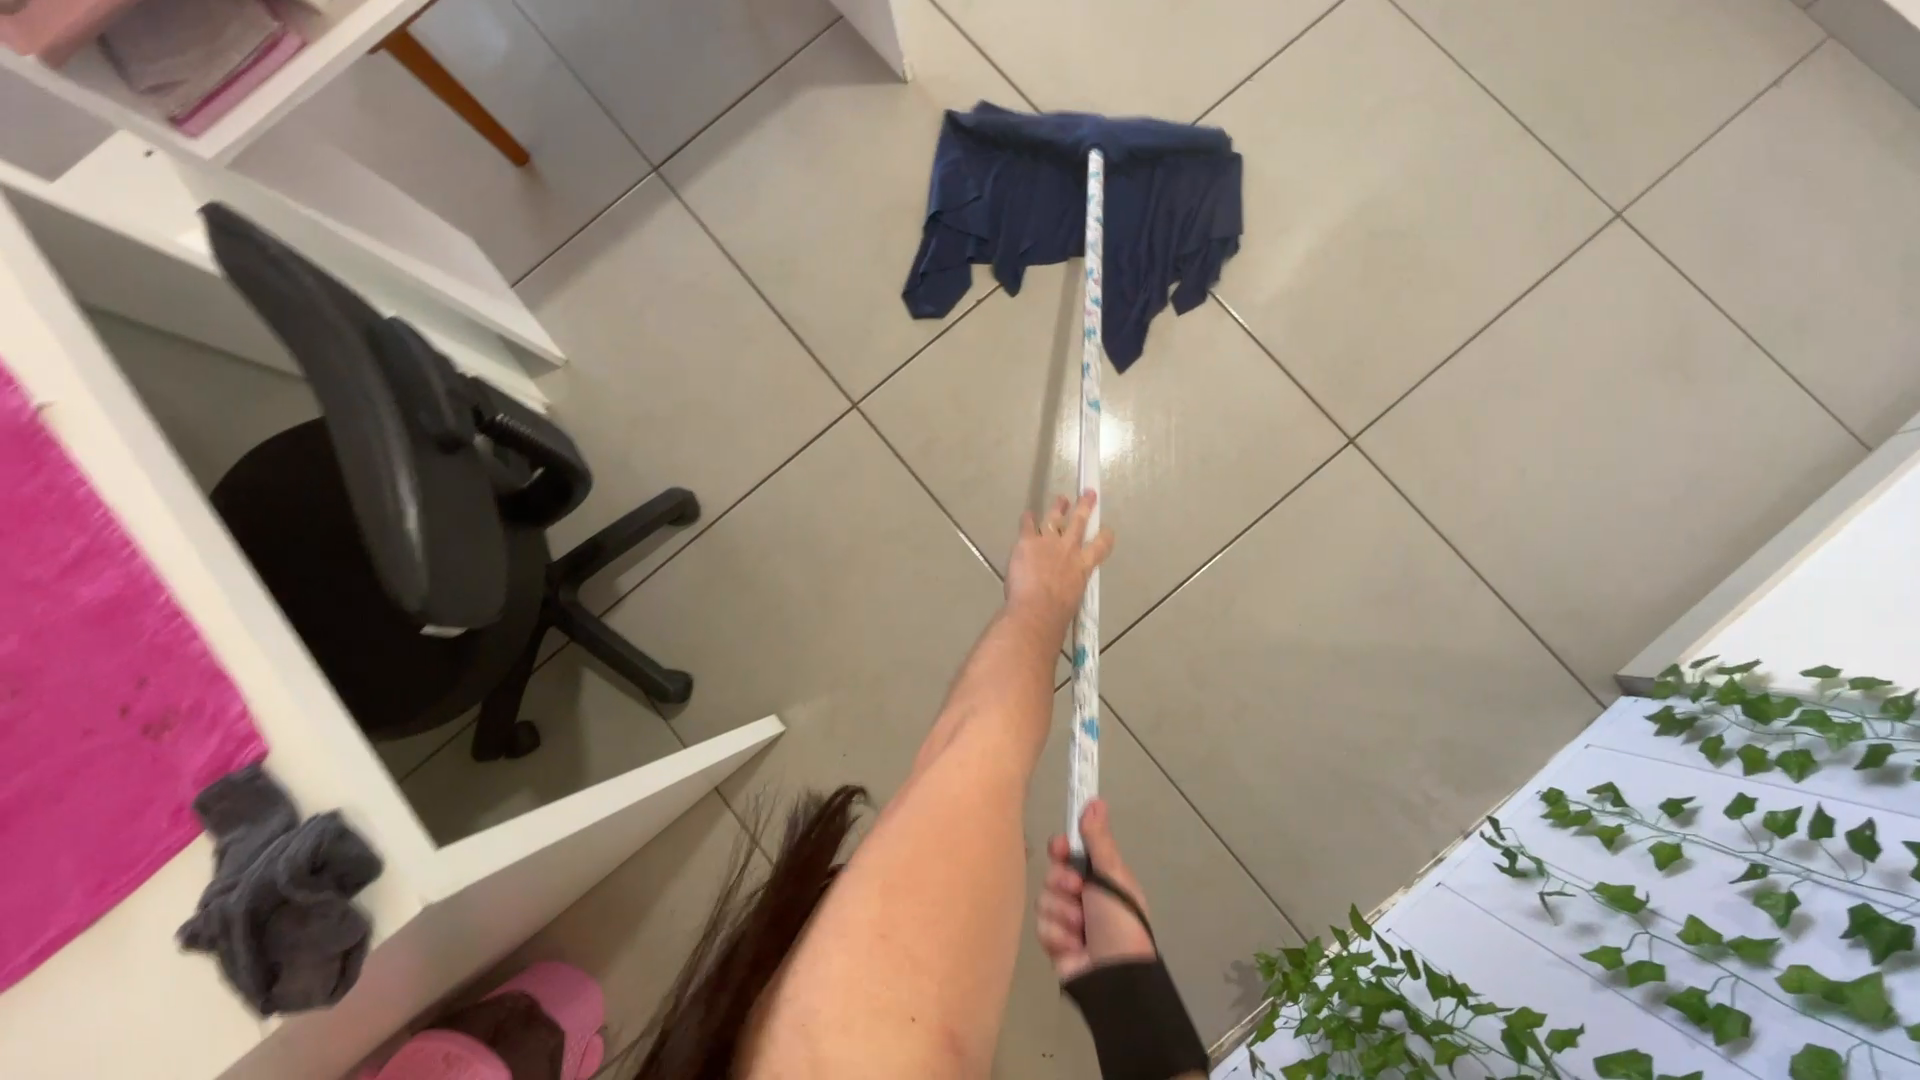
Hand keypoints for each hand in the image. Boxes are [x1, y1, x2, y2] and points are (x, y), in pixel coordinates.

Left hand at [1007, 492, 1114, 636]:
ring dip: (1059, 506)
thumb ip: (1071, 585)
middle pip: (1079, 521)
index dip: (1105, 536)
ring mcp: (1048, 541)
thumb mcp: (1073, 598)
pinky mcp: (1028, 541)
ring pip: (1055, 517)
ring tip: (1062, 499)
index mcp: (1083, 566)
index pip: (1101, 546)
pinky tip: (1028, 514)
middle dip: (1085, 506)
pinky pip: (1028, 524)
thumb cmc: (1057, 614)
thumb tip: (1066, 588)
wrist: (1037, 609)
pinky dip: (1028, 518)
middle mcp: (1069, 549)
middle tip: (1089, 494)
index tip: (1107, 531)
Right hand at [1035, 800, 1155, 980]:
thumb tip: (1096, 801)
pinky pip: (1041, 926)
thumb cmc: (1121, 921)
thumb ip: (1099, 841)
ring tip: (1081, 927)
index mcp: (1099, 877)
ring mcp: (1066, 920)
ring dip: (1063, 913)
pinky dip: (1058, 935)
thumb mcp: (1113, 877)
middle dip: (1063, 882)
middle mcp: (1081, 895)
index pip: (1069, 850)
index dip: (1061, 847)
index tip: (1061, 847)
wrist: (1116, 976)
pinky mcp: (1054, 942)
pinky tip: (1073, 945)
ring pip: (1044, 899)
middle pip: (1052, 872)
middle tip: (1079, 892)